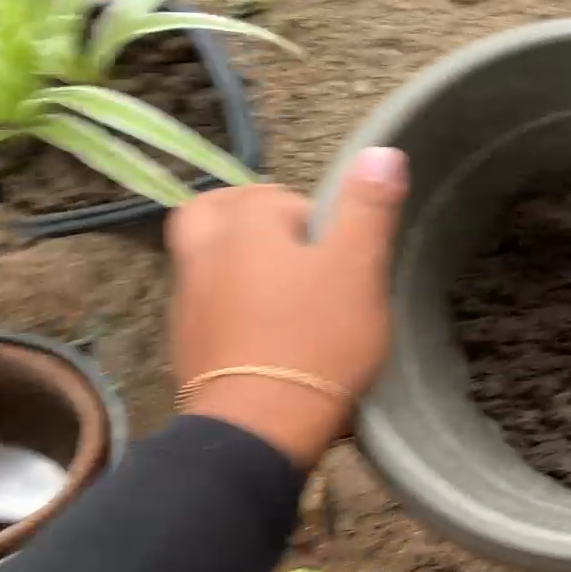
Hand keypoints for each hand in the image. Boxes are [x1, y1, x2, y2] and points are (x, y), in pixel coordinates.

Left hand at [165, 146, 406, 466]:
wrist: (263, 420)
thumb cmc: (319, 337)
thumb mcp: (359, 268)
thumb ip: (368, 209)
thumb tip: (383, 151)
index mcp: (243, 227)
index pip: (275, 196)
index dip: (314, 216)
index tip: (342, 251)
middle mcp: (203, 252)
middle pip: (217, 213)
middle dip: (256, 220)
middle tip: (301, 249)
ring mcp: (188, 298)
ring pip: (209, 256)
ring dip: (243, 259)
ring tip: (291, 288)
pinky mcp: (188, 339)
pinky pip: (209, 299)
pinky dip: (235, 300)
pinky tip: (272, 327)